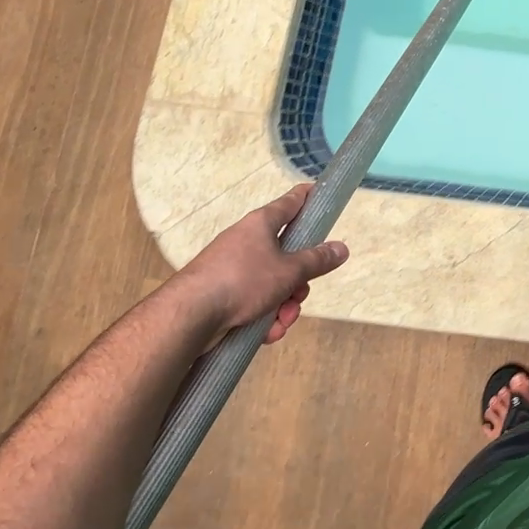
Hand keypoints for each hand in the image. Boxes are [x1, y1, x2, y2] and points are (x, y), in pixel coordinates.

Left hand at [170, 183, 349, 345]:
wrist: (186, 317)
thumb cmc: (242, 281)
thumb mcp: (289, 270)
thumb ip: (317, 260)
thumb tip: (342, 248)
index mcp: (261, 224)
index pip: (292, 201)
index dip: (310, 197)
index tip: (323, 196)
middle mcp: (246, 241)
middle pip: (287, 254)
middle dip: (299, 280)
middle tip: (299, 295)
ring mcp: (232, 268)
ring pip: (272, 282)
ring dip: (283, 304)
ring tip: (281, 322)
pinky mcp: (222, 294)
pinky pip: (254, 300)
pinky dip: (264, 316)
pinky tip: (266, 332)